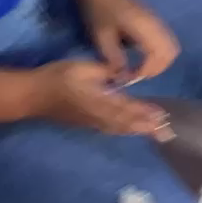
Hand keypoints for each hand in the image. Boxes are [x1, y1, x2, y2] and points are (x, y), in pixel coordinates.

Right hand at [30, 60, 168, 136]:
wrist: (34, 96)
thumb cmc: (56, 77)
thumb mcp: (81, 67)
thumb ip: (104, 71)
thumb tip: (123, 75)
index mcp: (98, 100)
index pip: (127, 107)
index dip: (144, 112)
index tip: (161, 115)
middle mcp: (99, 115)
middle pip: (128, 123)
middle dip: (148, 128)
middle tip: (167, 133)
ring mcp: (94, 122)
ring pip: (122, 129)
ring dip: (140, 131)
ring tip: (158, 134)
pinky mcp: (90, 124)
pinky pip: (114, 130)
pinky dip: (128, 131)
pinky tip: (136, 131)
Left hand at [75, 0, 178, 82]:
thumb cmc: (100, 7)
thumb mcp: (101, 35)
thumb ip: (114, 58)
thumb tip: (122, 76)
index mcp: (144, 27)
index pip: (158, 55)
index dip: (146, 70)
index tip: (131, 75)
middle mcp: (156, 24)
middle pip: (171, 52)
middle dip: (158, 67)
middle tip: (140, 73)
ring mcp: (157, 21)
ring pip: (171, 47)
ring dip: (161, 61)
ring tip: (143, 67)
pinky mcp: (154, 21)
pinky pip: (166, 40)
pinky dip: (159, 53)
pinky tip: (144, 56)